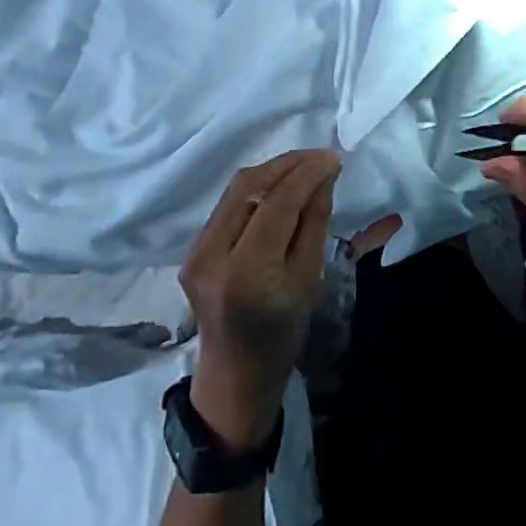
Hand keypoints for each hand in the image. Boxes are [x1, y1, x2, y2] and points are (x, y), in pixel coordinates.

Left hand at [181, 151, 339, 448]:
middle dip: (288, 163)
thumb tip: (322, 178)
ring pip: (235, 190)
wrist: (236, 370)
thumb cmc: (282, 333)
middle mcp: (210, 254)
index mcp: (245, 272)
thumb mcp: (308, 279)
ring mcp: (195, 250)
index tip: (333, 158)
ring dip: (272, 170)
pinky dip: (257, 188)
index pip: (276, 204)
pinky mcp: (192, 248)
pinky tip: (281, 186)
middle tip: (321, 156)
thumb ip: (313, 224)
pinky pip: (228, 205)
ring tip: (305, 165)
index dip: (306, 174)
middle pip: (248, 187)